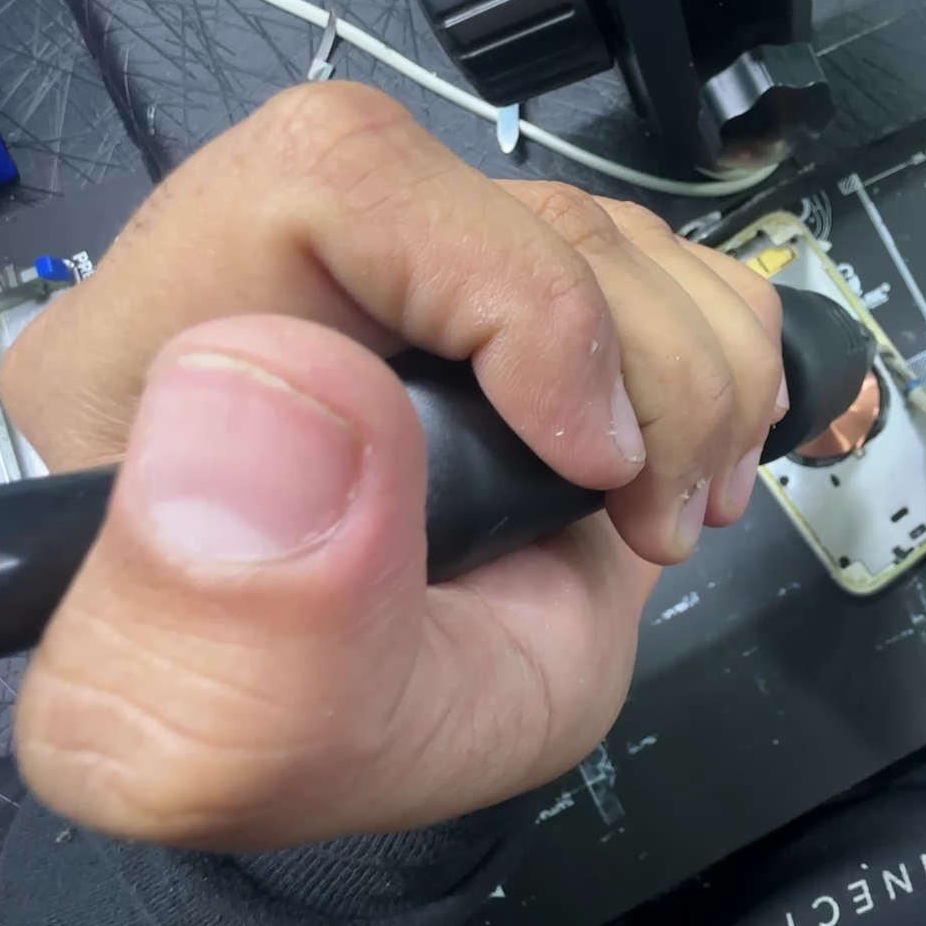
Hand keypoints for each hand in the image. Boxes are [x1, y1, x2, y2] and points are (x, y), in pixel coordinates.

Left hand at [0, 83, 782, 850]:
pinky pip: (688, 267)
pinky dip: (740, 355)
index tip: (590, 466)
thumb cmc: (353, 733)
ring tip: (683, 499)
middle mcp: (333, 282)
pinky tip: (706, 447)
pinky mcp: (560, 302)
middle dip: (664, 383)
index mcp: (186, 349)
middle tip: (664, 518)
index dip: (523, 303)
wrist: (441, 709)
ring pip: (641, 243)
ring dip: (714, 382)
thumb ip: (234, 610)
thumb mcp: (275, 741)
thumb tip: (280, 379)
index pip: (354, 184)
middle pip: (554, 220)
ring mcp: (465, 282)